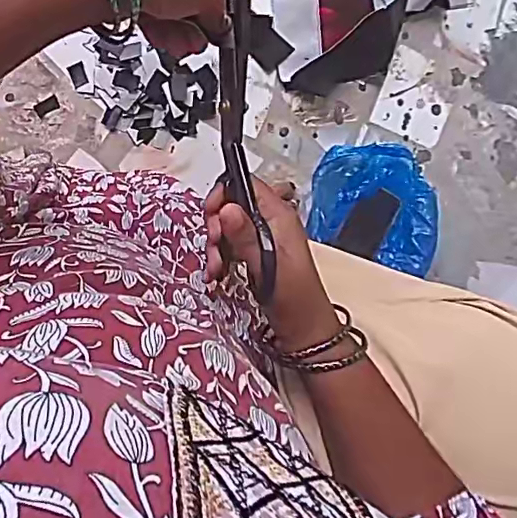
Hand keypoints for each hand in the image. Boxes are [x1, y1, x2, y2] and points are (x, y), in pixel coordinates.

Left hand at [117, 0, 227, 58]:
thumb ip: (220, 13)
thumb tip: (220, 25)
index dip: (219, 6)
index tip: (218, 27)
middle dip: (196, 23)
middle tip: (198, 40)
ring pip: (168, 6)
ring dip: (178, 30)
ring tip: (181, 45)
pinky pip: (148, 10)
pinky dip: (157, 26)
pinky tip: (163, 39)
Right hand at [204, 175, 342, 349]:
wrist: (304, 333)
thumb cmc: (295, 300)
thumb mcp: (267, 266)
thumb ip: (245, 236)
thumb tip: (226, 208)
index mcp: (279, 216)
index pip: (246, 184)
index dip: (223, 194)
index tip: (212, 216)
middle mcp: (270, 222)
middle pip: (231, 204)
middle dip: (215, 224)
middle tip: (216, 246)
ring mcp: (261, 238)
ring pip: (226, 226)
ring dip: (215, 245)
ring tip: (217, 268)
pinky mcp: (254, 254)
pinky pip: (228, 245)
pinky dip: (219, 257)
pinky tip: (218, 273)